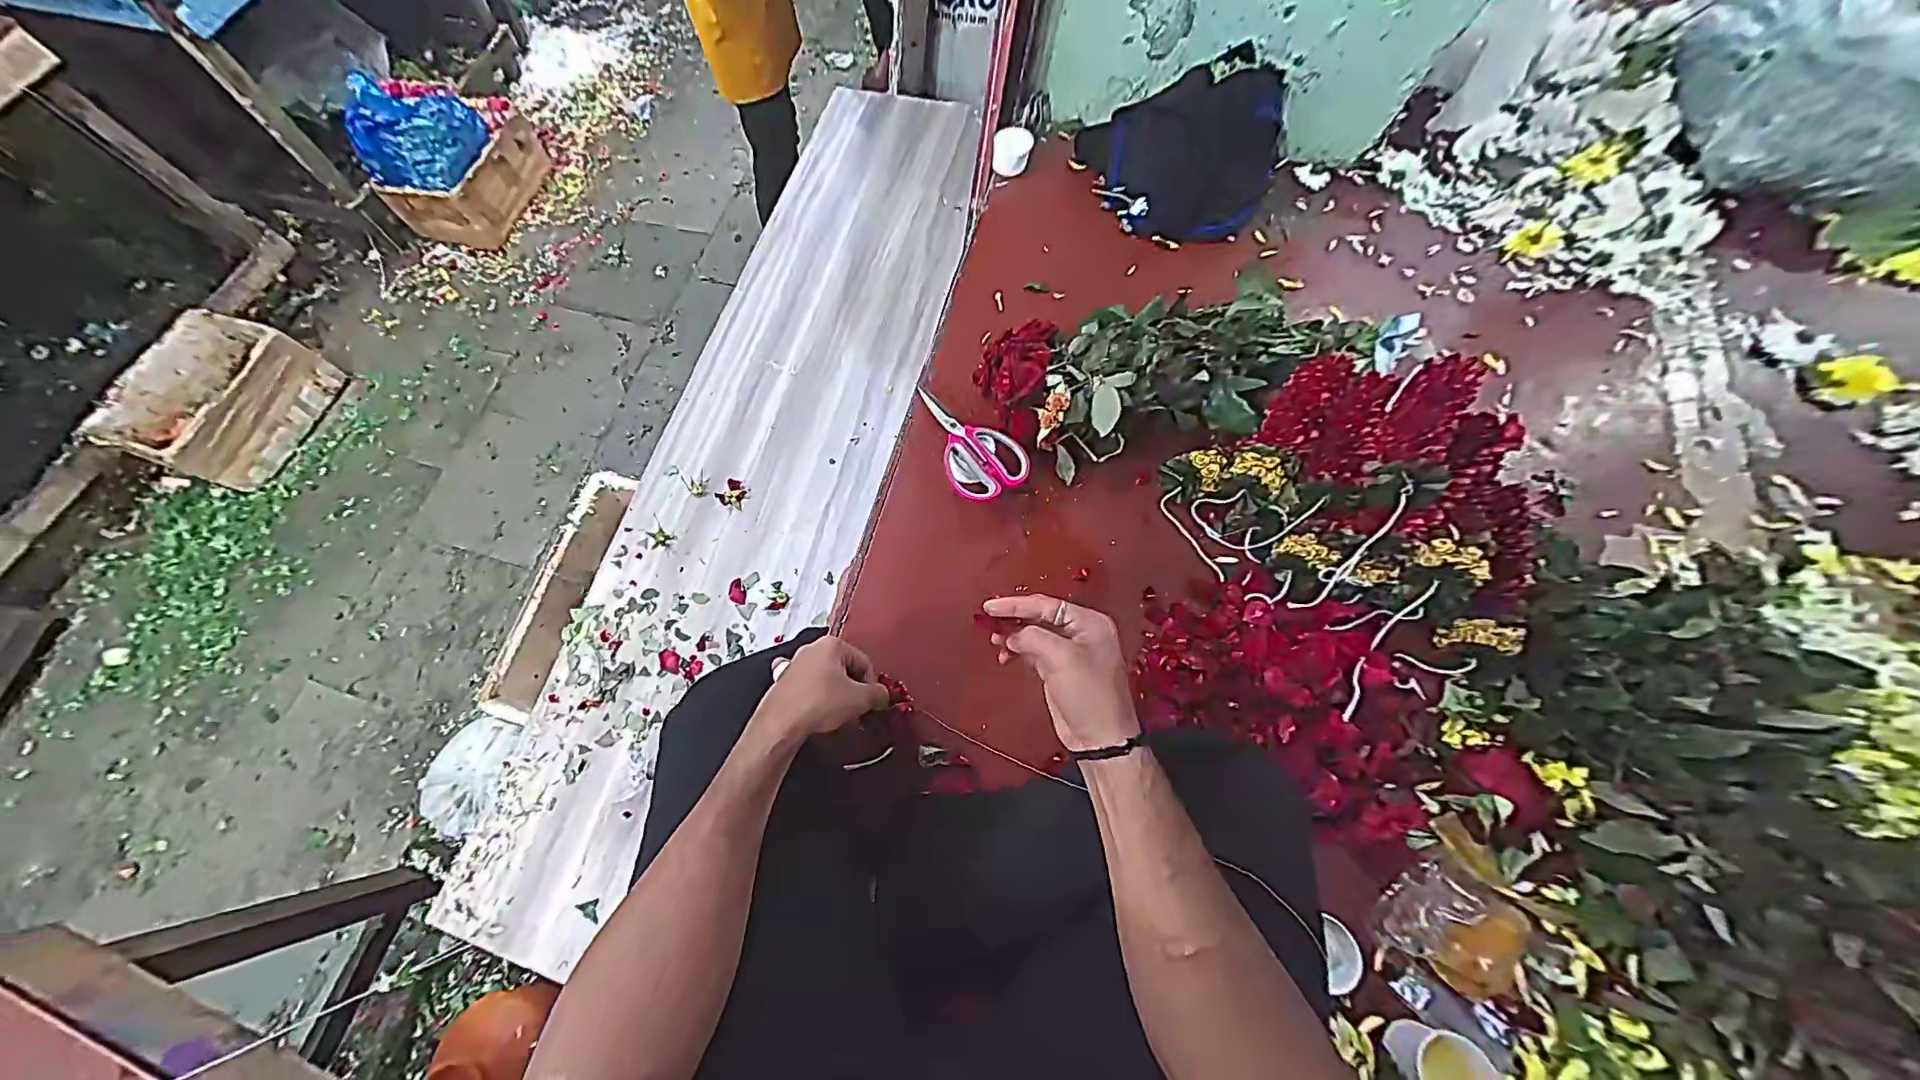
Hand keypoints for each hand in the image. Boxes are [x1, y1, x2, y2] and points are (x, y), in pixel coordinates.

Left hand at [750, 636, 891, 744]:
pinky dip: (815, 697)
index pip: (864, 662)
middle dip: (853, 690)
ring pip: (826, 678)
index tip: (871, 703)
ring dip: (835, 695)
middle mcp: (812, 648)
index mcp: (832, 644)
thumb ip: (878, 694)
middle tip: (856, 710)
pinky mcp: (783, 681)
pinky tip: (816, 711)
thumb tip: (883, 695)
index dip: (871, 685)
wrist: (780, 723)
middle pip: (845, 669)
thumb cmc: (819, 703)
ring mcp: (795, 664)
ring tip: (837, 715)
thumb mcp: (859, 699)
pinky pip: (808, 687)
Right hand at [984, 594, 1141, 752]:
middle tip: (989, 619)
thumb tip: (1013, 634)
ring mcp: (1070, 651)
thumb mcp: (1062, 659)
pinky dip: (1018, 650)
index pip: (1047, 605)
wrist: (1100, 738)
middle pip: (1040, 616)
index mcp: (1090, 623)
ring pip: (1034, 633)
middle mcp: (1081, 632)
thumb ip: (1035, 638)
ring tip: (995, 639)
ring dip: (1013, 635)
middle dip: (1014, 618)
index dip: (1016, 605)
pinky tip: (1005, 654)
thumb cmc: (1092, 697)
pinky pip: (1033, 650)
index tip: (992, 607)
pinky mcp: (1059, 667)